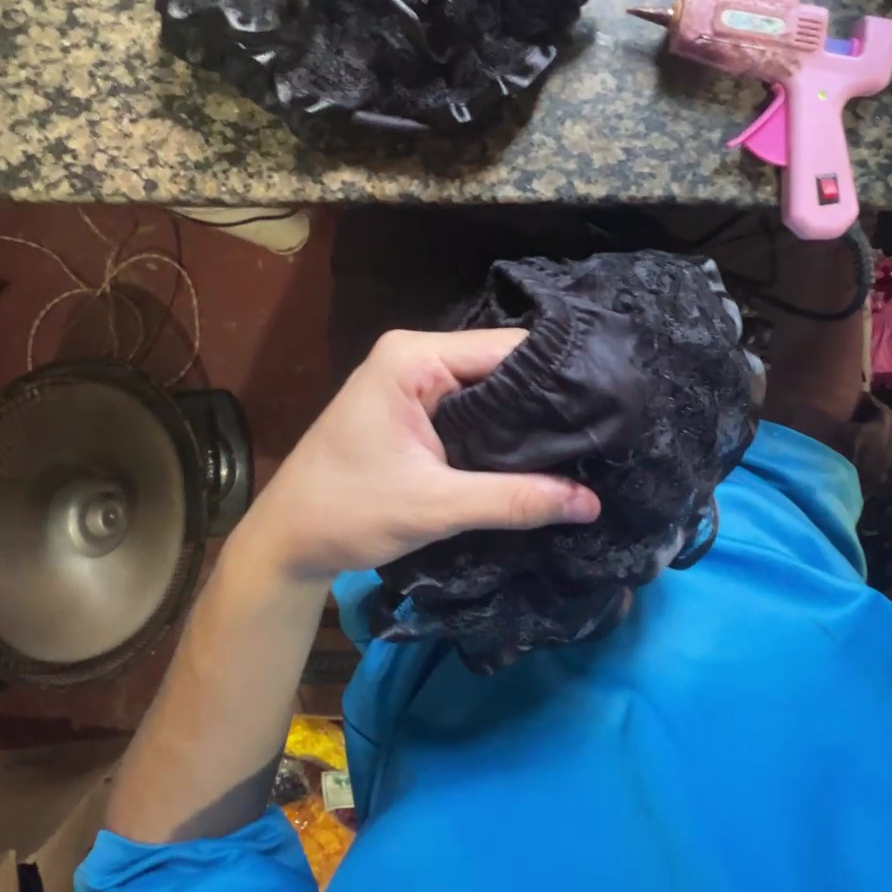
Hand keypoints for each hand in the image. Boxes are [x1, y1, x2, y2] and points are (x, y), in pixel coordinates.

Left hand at [235, 328, 601, 582]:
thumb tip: (591, 503)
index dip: (556, 376)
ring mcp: (411, 382)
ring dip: (523, 420)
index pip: (505, 350)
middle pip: (499, 367)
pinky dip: (498, 432)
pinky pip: (469, 410)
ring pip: (487, 391)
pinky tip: (537, 454)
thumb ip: (515, 500)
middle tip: (603, 431)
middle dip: (544, 400)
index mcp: (413, 358)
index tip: (605, 406)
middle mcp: (414, 357)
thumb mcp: (436, 506)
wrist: (287, 541)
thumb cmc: (348, 512)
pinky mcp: (412, 410)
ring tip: (583, 443)